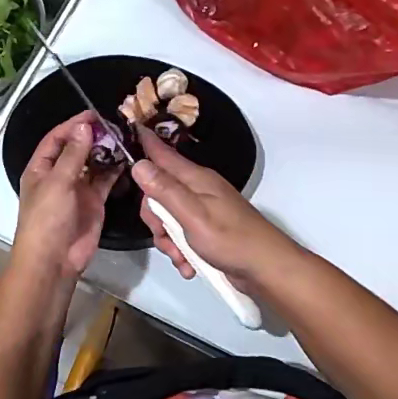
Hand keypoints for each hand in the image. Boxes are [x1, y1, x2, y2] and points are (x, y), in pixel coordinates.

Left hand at [13, 112, 119, 279]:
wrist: (54, 259)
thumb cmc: (47, 218)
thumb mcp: (57, 182)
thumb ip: (73, 154)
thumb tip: (84, 126)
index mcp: (41, 168)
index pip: (56, 139)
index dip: (73, 125)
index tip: (95, 114)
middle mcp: (58, 175)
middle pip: (76, 148)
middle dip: (93, 136)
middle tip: (116, 124)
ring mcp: (77, 189)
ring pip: (93, 163)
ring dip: (106, 151)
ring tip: (125, 137)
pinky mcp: (93, 202)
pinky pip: (105, 180)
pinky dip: (115, 170)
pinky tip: (128, 158)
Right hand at [131, 126, 301, 289]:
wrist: (268, 270)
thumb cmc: (231, 240)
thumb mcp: (193, 215)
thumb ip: (165, 190)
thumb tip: (139, 164)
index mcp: (195, 179)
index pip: (162, 153)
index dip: (145, 142)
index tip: (129, 128)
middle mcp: (198, 189)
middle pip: (158, 192)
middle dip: (155, 218)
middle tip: (163, 235)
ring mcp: (203, 210)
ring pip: (167, 218)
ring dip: (167, 240)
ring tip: (180, 257)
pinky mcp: (207, 230)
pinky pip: (181, 235)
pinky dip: (181, 251)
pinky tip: (188, 265)